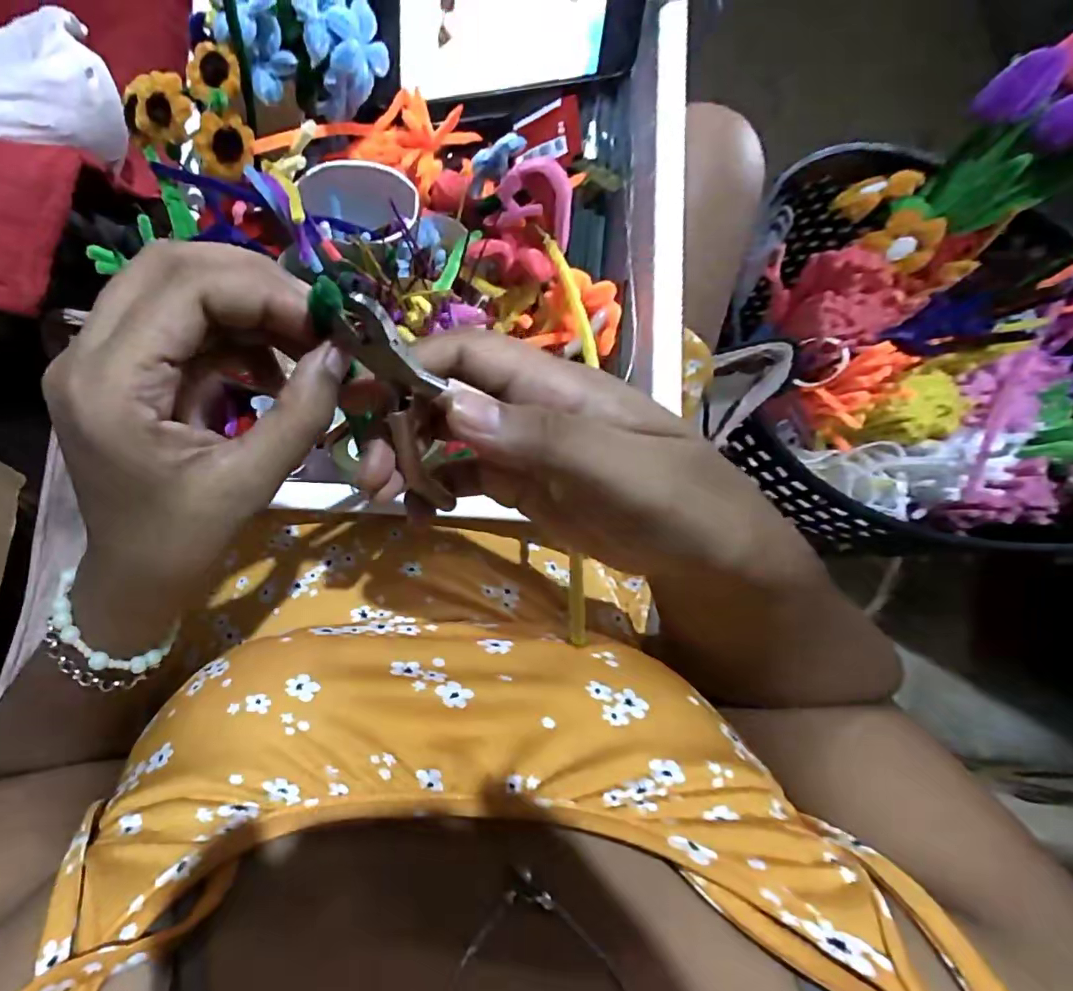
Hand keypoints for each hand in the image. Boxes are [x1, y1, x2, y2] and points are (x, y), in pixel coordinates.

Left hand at [44, 243, 346, 648]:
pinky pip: (178, 324)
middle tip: (312, 319)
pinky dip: (230, 334)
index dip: (262, 289)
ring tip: (299, 342)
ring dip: (244, 305)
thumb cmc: (179, 545)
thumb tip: (340, 353)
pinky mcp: (116, 369)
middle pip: (171, 266)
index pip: (184, 286)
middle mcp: (86, 353)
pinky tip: (268, 368)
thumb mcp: (246, 484)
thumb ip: (298, 414)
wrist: (131, 581)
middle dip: (253, 283)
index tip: (323, 320)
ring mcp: (95, 358)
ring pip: (173, 286)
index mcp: (109, 384)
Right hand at [351, 330, 818, 586]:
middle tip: (370, 478)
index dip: (411, 365)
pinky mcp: (520, 485)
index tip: (362, 399)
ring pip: (445, 438)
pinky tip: (423, 516)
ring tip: (389, 501)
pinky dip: (434, 490)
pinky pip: (461, 477)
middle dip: (399, 427)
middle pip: (444, 396)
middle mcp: (528, 407)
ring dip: (410, 462)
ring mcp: (522, 447)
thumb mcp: (615, 467)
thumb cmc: (677, 500)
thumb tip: (450, 407)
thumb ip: (537, 436)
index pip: (467, 354)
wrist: (710, 555)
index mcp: (551, 384)